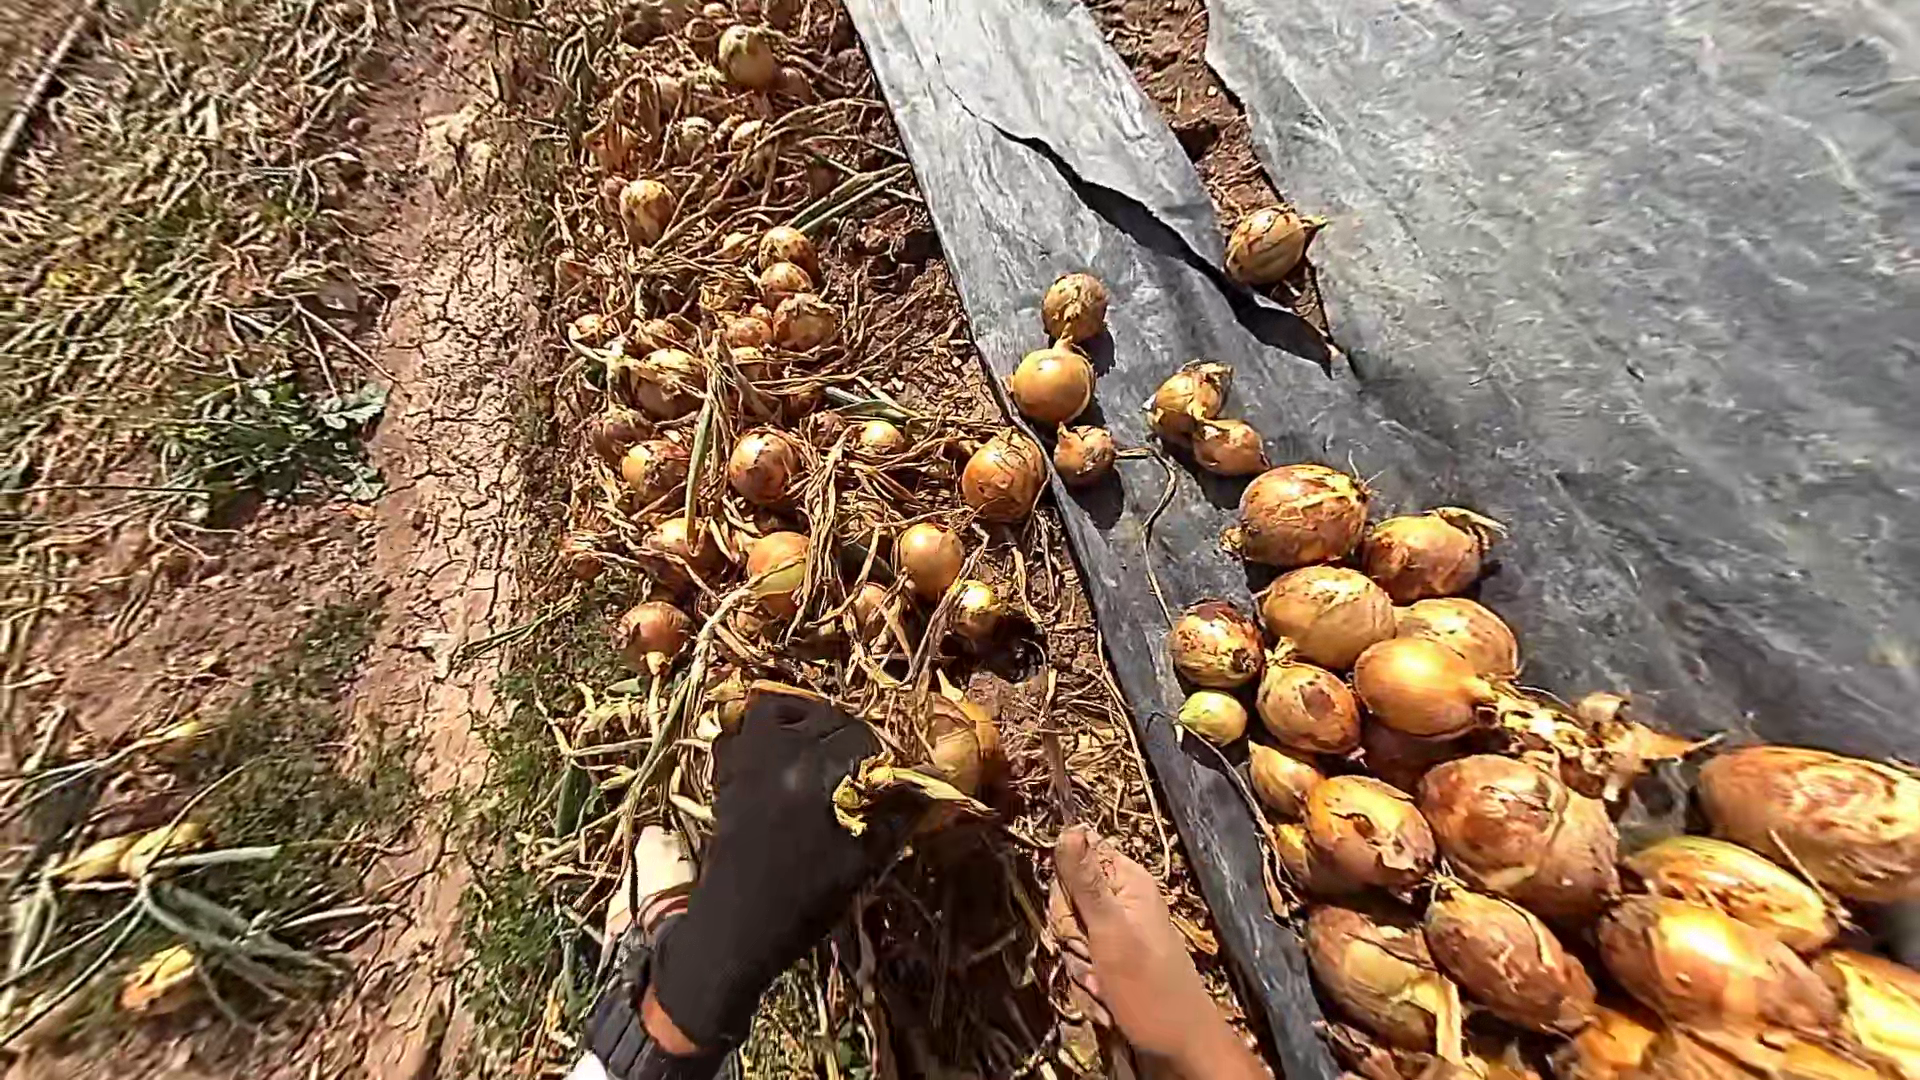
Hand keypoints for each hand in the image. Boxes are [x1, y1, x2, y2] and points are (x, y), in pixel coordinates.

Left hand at [648, 691, 908, 1051]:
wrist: (733, 935)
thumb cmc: (801, 902)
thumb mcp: (859, 863)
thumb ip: (897, 818)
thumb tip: (930, 788)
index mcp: (811, 771)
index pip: (857, 735)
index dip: (879, 750)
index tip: (888, 769)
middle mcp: (777, 754)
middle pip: (821, 716)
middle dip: (848, 731)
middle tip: (862, 757)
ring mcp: (746, 764)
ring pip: (773, 710)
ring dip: (801, 716)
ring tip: (820, 739)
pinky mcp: (726, 779)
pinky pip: (740, 736)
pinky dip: (761, 734)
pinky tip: (779, 755)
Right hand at [1049, 826, 1268, 1079]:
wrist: (1182, 1051)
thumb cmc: (1150, 989)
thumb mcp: (1112, 930)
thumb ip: (1085, 881)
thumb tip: (1068, 827)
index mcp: (1125, 878)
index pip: (1076, 852)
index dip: (1065, 880)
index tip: (1073, 909)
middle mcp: (1121, 896)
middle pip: (1067, 894)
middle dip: (1070, 930)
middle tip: (1090, 954)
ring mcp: (1117, 926)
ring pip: (1070, 928)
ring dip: (1077, 961)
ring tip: (1100, 984)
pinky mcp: (1112, 955)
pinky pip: (1080, 955)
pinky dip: (1084, 978)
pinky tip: (1101, 997)